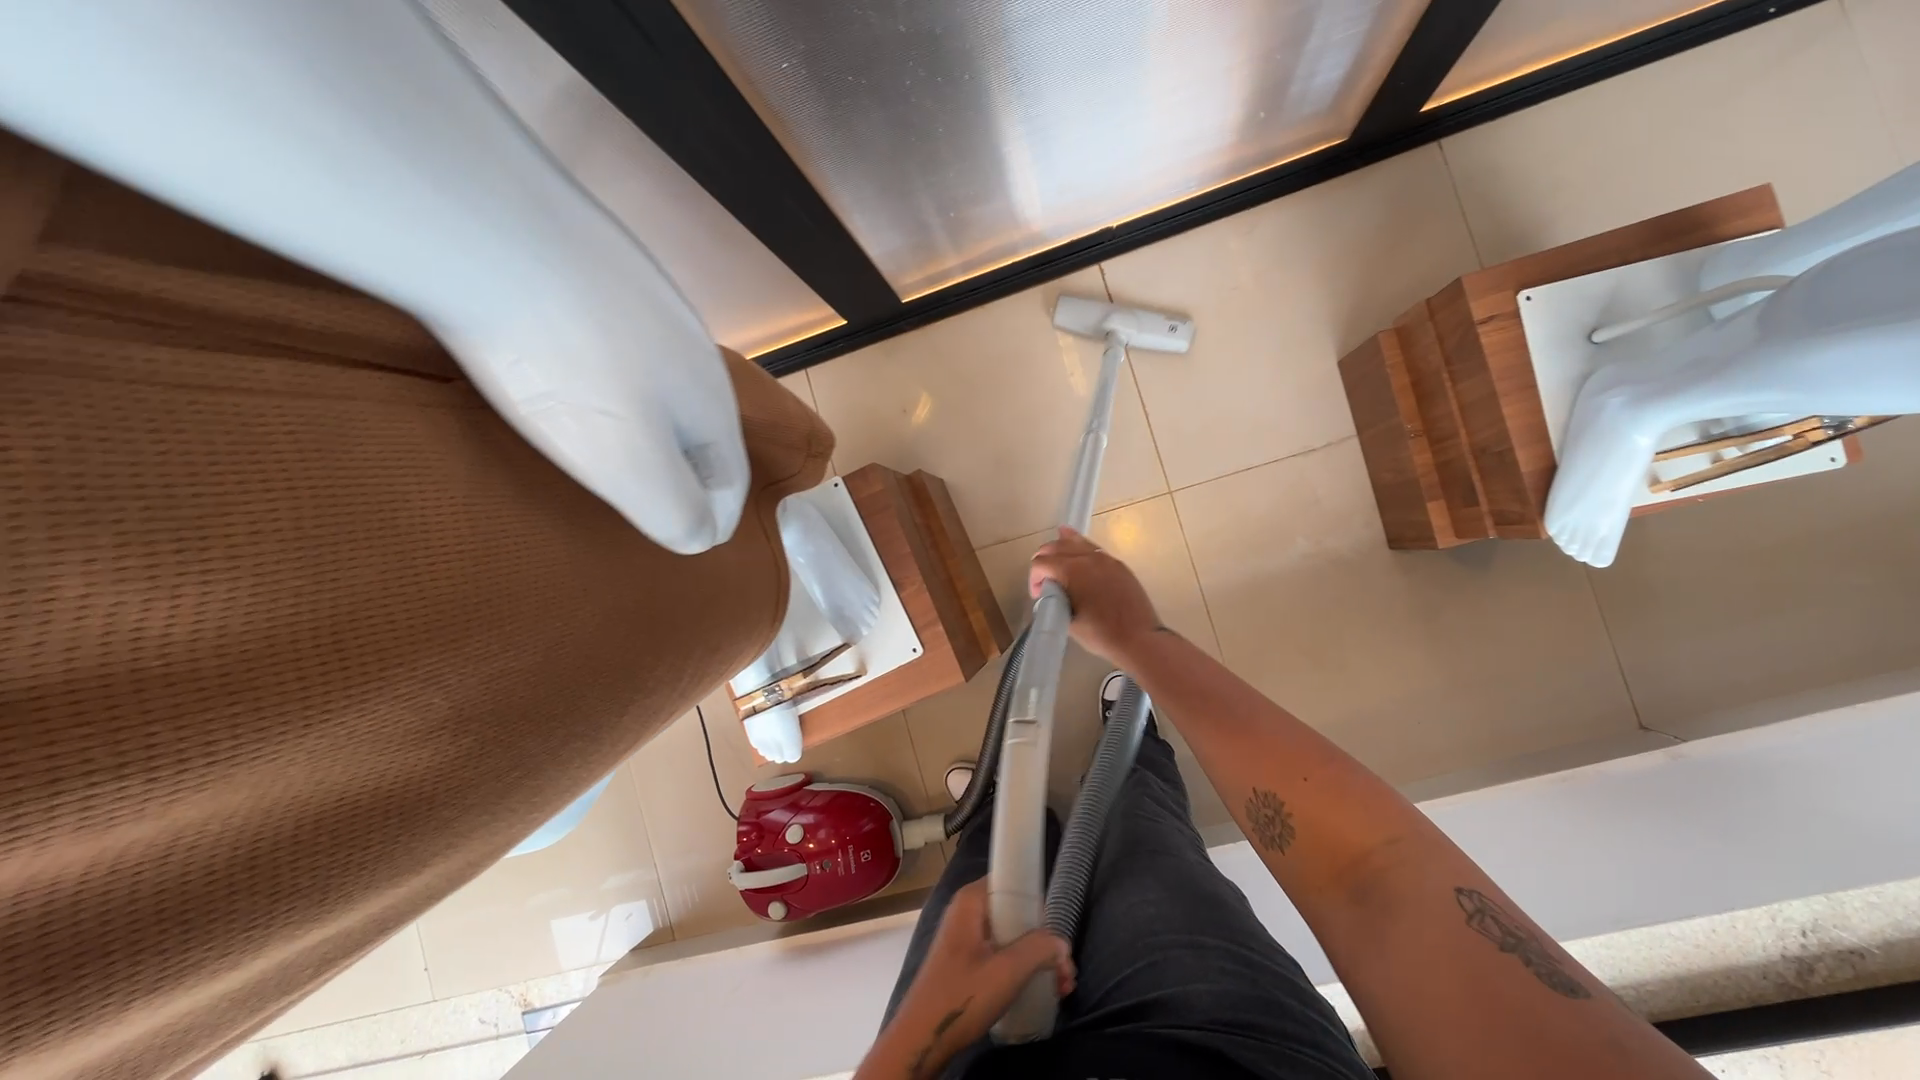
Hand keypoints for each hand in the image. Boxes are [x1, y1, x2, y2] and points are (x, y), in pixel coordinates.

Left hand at [858, 880, 1073, 1079]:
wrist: (922, 1039)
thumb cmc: (962, 996)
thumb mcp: (1007, 971)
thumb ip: (1039, 949)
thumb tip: (1062, 943)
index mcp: (972, 901)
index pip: (1013, 882)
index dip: (1039, 905)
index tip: (1055, 934)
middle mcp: (968, 913)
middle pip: (1017, 913)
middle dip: (1045, 942)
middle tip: (1066, 970)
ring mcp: (967, 939)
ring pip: (1013, 938)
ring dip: (1039, 960)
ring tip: (1062, 987)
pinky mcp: (968, 963)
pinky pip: (1002, 955)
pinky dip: (1023, 970)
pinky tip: (1044, 991)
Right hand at [1028, 527, 1163, 664]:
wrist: (1138, 638)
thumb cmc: (1100, 634)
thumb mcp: (1068, 620)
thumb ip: (1055, 601)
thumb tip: (1052, 595)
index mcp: (1072, 570)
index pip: (1041, 563)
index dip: (1034, 578)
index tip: (1038, 595)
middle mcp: (1087, 557)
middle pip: (1055, 547)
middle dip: (1044, 561)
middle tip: (1044, 581)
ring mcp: (1105, 559)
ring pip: (1076, 542)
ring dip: (1061, 549)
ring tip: (1056, 561)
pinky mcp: (1118, 565)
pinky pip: (1094, 549)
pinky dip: (1080, 547)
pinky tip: (1076, 549)